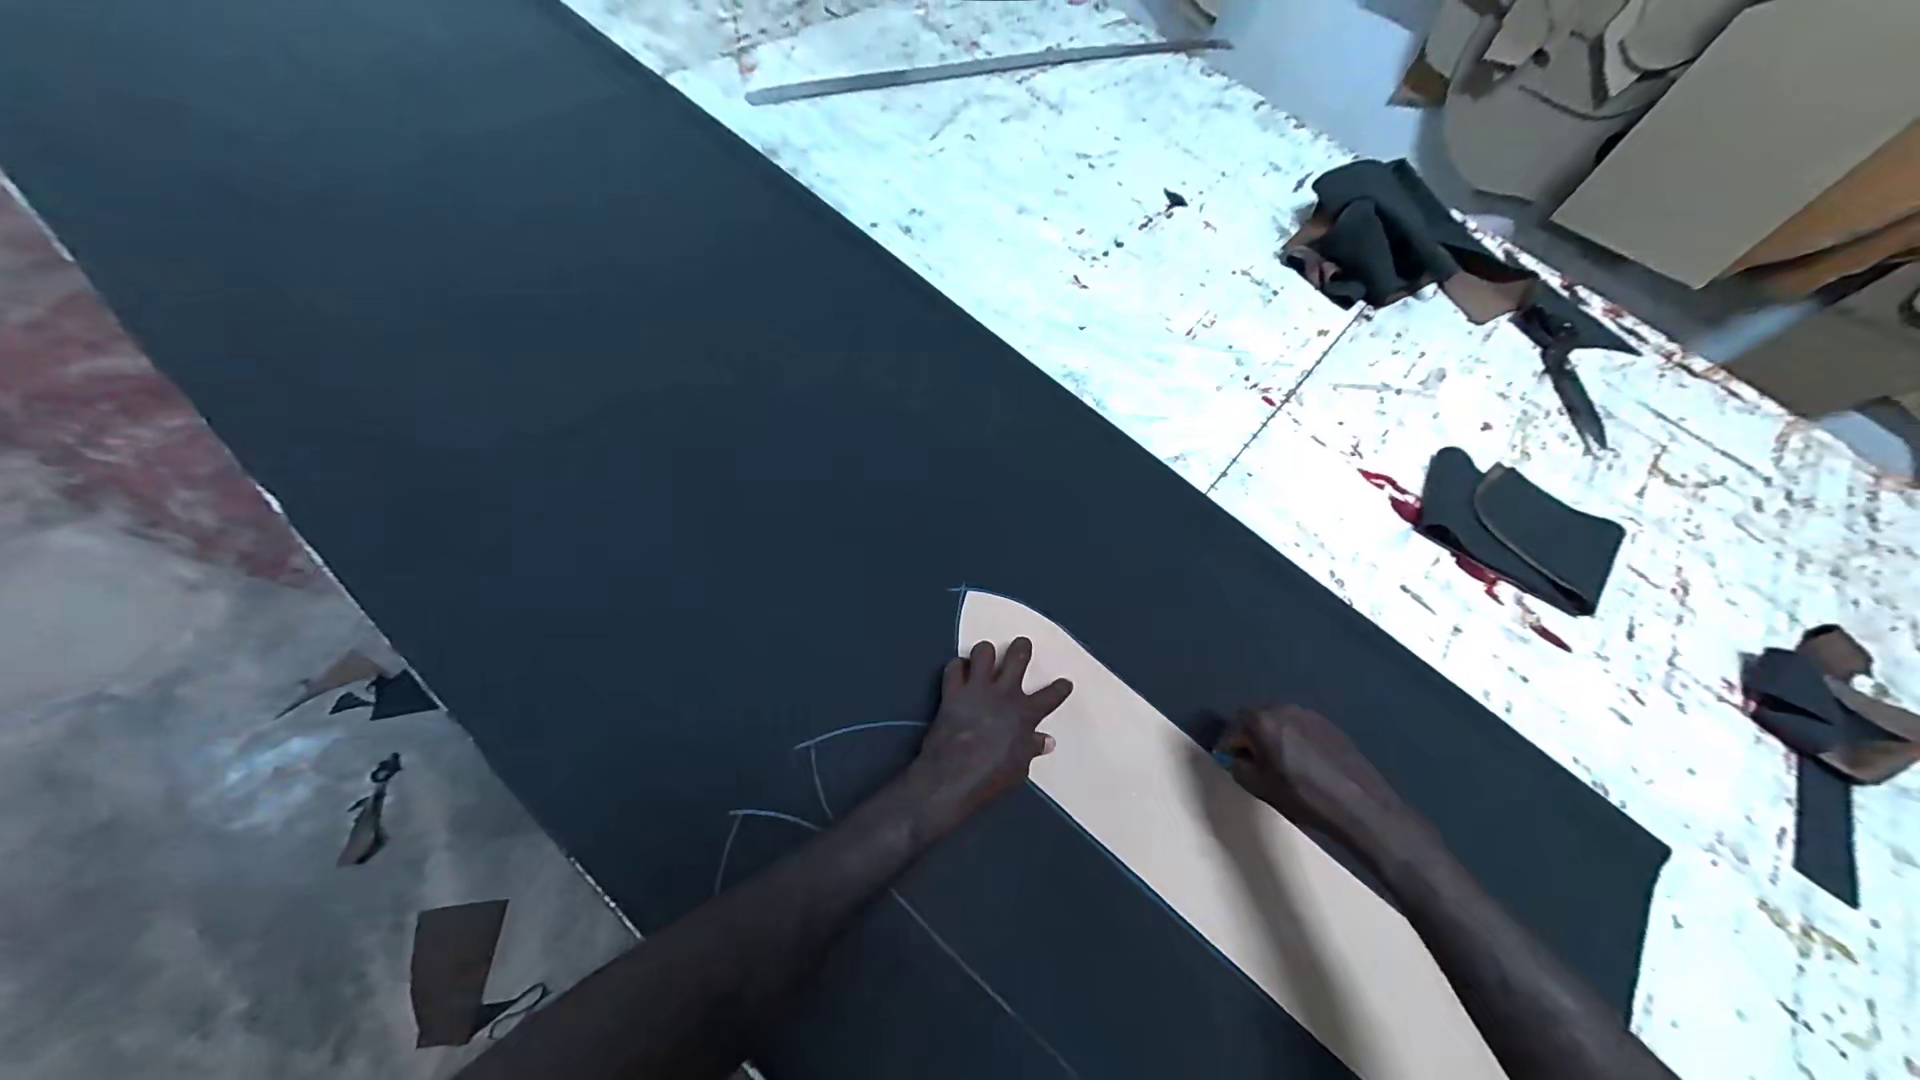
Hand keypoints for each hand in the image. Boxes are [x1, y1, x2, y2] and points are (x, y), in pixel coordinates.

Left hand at [908, 638, 1071, 834]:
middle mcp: (1004, 695)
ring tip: (985, 656)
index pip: (1051, 696)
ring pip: (984, 652)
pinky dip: (956, 667)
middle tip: (1021, 645)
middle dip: (1021, 647)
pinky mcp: (953, 692)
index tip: (1064, 683)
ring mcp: (978, 690)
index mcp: (1025, 714)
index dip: (1060, 688)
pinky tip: (958, 671)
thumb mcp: (1020, 767)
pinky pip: (953, 668)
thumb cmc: (991, 777)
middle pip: (1018, 657)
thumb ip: (1031, 748)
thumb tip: (1045, 742)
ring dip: (985, 653)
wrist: (954, 776)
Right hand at [1217, 705, 1425, 854]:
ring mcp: (1310, 715)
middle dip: (1250, 738)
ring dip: (1273, 737)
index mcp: (1262, 721)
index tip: (1228, 762)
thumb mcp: (1259, 786)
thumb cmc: (1303, 796)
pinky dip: (1295, 740)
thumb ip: (1238, 766)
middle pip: (1256, 719)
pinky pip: (1301, 728)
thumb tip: (1237, 758)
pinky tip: (1304, 764)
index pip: (1232, 727)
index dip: (1227, 746)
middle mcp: (1284, 709)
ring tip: (1280, 764)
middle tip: (1253, 762)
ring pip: (1280, 722)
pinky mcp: (1330, 726)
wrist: (1361, 806)